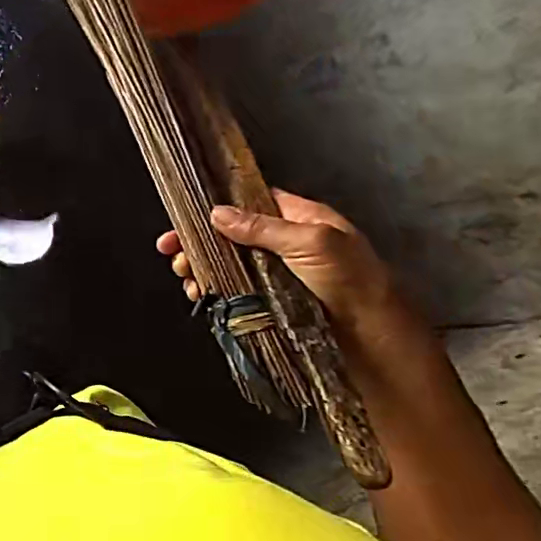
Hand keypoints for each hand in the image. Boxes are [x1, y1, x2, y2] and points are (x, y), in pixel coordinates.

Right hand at [155, 189, 402, 330]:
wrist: (368, 337)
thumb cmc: (351, 281)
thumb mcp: (312, 242)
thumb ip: (263, 227)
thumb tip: (218, 213)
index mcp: (299, 220)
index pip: (250, 203)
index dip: (217, 207)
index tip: (186, 215)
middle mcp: (282, 245)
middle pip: (228, 235)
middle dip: (197, 241)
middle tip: (171, 250)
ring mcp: (270, 274)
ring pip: (223, 263)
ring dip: (198, 267)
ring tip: (184, 274)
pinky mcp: (263, 301)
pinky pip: (227, 291)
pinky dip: (208, 290)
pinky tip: (198, 293)